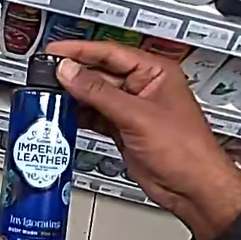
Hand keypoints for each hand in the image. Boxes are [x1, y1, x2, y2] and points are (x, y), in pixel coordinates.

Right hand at [48, 40, 240, 239]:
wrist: (194, 189)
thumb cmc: (186, 150)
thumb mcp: (137, 115)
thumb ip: (99, 93)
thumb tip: (71, 72)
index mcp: (155, 72)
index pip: (111, 52)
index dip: (81, 50)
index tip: (56, 51)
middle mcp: (143, 87)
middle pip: (100, 73)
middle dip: (74, 74)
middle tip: (46, 74)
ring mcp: (133, 109)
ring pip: (96, 96)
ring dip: (75, 96)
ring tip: (50, 94)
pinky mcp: (125, 129)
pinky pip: (97, 116)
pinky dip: (81, 116)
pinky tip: (66, 115)